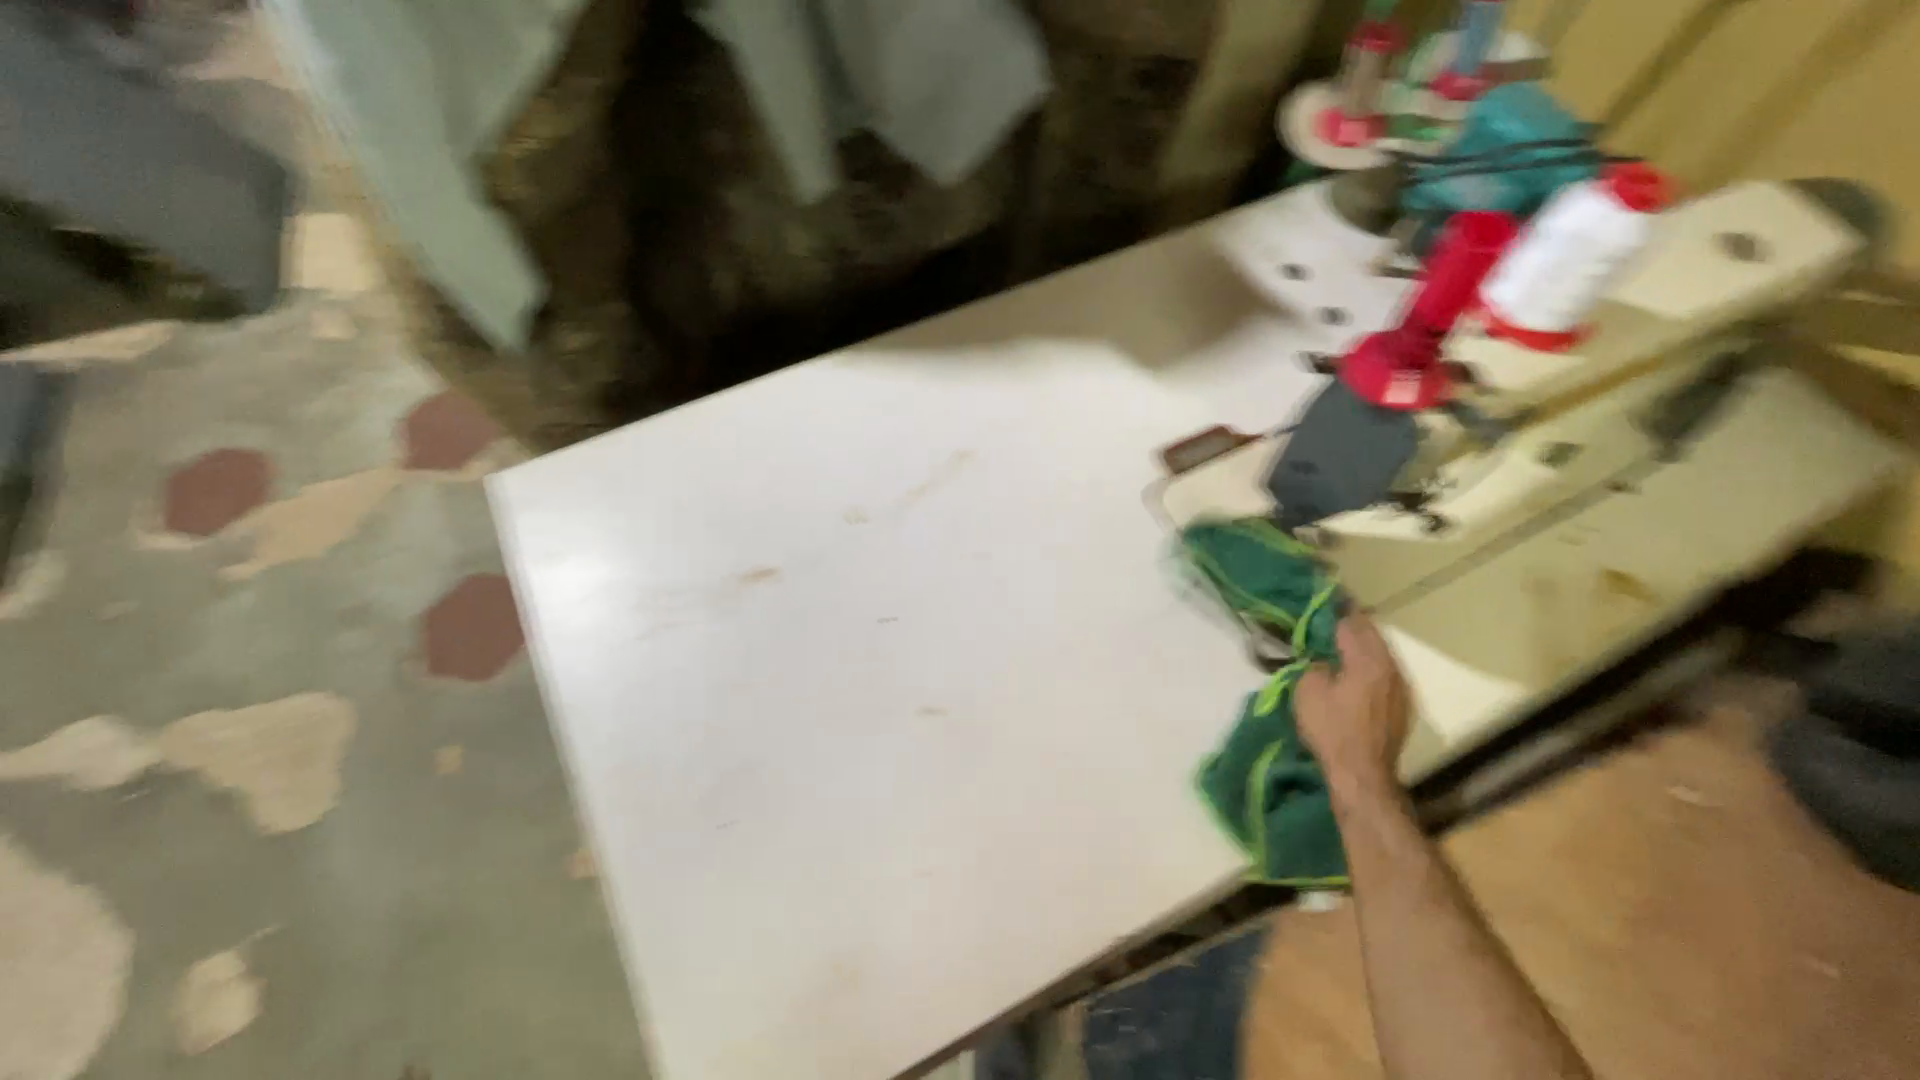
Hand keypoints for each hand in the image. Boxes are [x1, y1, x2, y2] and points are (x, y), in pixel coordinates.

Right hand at [1295, 612, 1411, 798]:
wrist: (1362, 774)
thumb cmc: (1332, 729)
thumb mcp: (1308, 691)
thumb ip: (1316, 665)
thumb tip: (1324, 660)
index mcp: (1368, 659)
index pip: (1353, 623)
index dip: (1338, 609)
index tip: (1327, 598)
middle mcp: (1391, 667)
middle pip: (1373, 636)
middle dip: (1354, 625)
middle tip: (1333, 618)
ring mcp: (1401, 688)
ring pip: (1382, 655)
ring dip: (1364, 647)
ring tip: (1344, 644)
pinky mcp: (1402, 707)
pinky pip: (1386, 674)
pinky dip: (1371, 666)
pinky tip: (1357, 673)